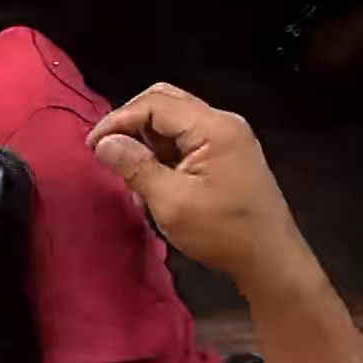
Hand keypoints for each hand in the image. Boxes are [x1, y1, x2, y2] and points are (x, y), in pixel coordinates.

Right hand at [87, 83, 315, 292]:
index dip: (118, 120)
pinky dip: (162, 156)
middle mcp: (222, 123)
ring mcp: (227, 138)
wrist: (270, 259)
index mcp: (213, 127)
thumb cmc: (222, 232)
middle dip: (130, 125)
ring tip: (132, 179)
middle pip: (164, 103)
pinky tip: (153, 186)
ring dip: (145, 144)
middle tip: (107, 153)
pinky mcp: (226, 155)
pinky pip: (185, 142)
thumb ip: (135, 167)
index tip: (92, 147)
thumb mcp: (171, 202)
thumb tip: (103, 142)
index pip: (154, 104)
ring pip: (172, 123)